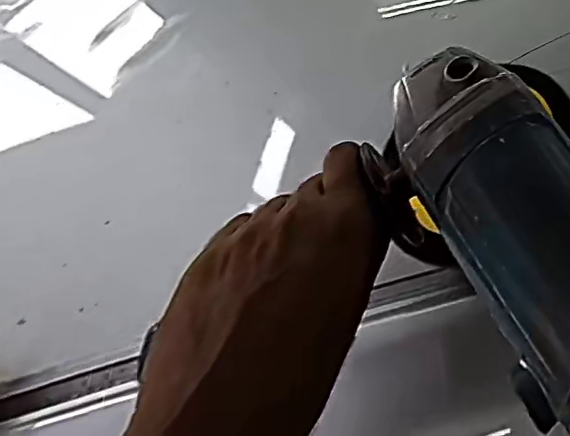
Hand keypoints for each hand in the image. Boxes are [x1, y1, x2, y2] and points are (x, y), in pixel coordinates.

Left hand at [126, 143, 388, 435]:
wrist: (213, 423)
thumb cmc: (284, 386)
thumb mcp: (349, 310)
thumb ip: (357, 252)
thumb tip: (361, 235)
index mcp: (340, 223)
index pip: (349, 159)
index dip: (353, 172)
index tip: (355, 183)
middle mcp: (292, 217)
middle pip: (313, 187)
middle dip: (319, 212)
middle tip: (320, 250)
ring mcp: (246, 233)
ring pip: (275, 212)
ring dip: (282, 233)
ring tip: (281, 281)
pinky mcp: (208, 251)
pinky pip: (238, 234)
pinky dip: (247, 251)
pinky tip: (250, 291)